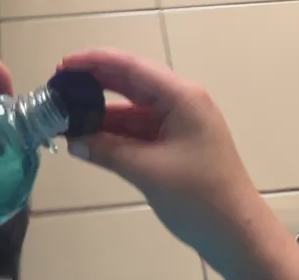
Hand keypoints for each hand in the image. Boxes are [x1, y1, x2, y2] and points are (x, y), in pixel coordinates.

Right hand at [58, 49, 298, 279]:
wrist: (239, 236)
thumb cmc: (200, 197)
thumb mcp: (149, 171)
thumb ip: (108, 150)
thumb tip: (72, 139)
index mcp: (181, 95)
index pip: (131, 66)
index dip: (95, 61)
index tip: (64, 64)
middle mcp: (179, 100)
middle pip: (130, 81)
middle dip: (94, 82)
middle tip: (60, 85)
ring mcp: (178, 121)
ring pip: (132, 106)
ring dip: (101, 111)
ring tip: (67, 114)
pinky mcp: (174, 141)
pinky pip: (138, 127)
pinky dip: (114, 131)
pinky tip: (88, 137)